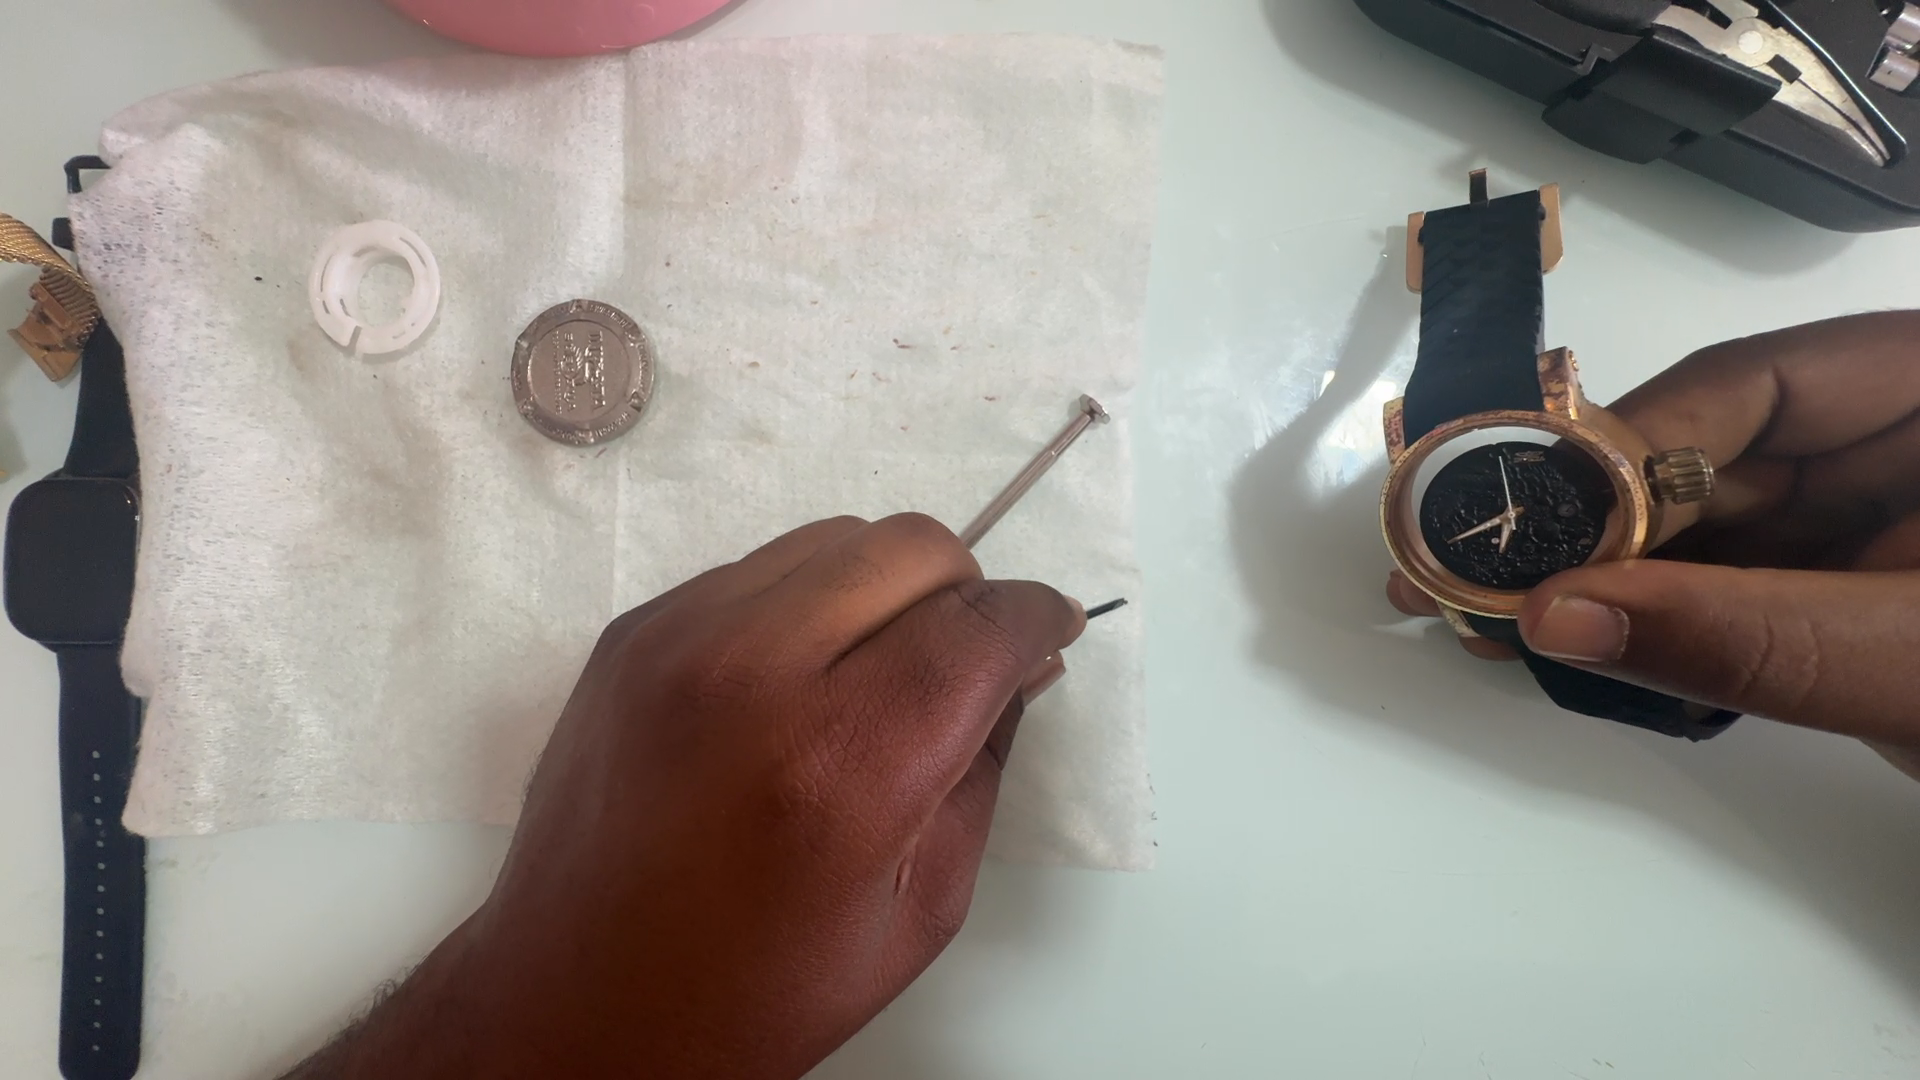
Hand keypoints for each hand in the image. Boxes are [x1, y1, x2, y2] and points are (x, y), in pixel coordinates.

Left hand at [285, 514, 1083, 1079]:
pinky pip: (767, 564)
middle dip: (966, 589)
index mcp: (844, 763)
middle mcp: (756, 671)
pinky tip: (797, 671)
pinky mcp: (638, 624)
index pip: (977, 628)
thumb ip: (987, 759)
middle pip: (914, 547)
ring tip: (874, 662)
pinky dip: (813, 597)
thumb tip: (1025, 662)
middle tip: (960, 655)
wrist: (573, 1001)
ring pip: (841, 534)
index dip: (1034, 614)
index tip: (1053, 625)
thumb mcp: (924, 901)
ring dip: (889, 583)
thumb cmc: (766, 983)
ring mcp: (682, 634)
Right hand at [1388, 312, 1919, 753]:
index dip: (1619, 451)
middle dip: (1573, 532)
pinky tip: (1542, 638)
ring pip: (1671, 530)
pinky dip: (1618, 619)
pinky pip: (1688, 583)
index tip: (1523, 525)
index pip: (1748, 388)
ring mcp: (1840, 517)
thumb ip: (1752, 635)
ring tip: (1476, 618)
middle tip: (1462, 577)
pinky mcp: (1806, 581)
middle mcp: (1881, 441)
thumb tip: (1554, 619)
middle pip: (1686, 463)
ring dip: (1576, 581)